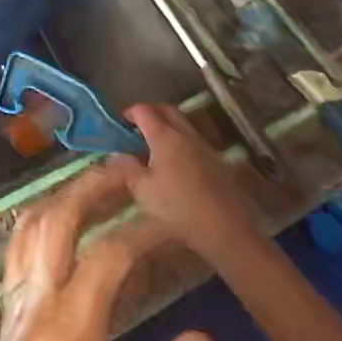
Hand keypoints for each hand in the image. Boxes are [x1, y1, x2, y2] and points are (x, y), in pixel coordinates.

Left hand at [0, 167, 212, 340]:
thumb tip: (201, 337)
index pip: (102, 264)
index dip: (143, 235)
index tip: (177, 226)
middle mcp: (26, 316)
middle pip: (52, 226)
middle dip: (91, 190)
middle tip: (129, 169)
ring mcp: (9, 312)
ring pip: (27, 230)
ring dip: (63, 197)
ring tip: (102, 182)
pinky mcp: (5, 317)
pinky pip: (18, 250)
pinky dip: (44, 220)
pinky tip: (68, 218)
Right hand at [108, 104, 259, 268]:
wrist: (226, 229)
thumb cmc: (178, 207)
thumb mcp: (144, 190)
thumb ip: (127, 169)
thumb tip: (115, 155)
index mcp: (165, 137)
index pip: (144, 111)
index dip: (130, 113)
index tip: (120, 123)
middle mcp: (186, 135)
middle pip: (167, 110)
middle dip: (150, 112)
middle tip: (136, 125)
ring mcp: (204, 146)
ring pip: (183, 124)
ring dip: (167, 125)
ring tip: (153, 145)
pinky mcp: (217, 161)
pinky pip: (194, 140)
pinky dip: (180, 141)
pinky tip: (175, 163)